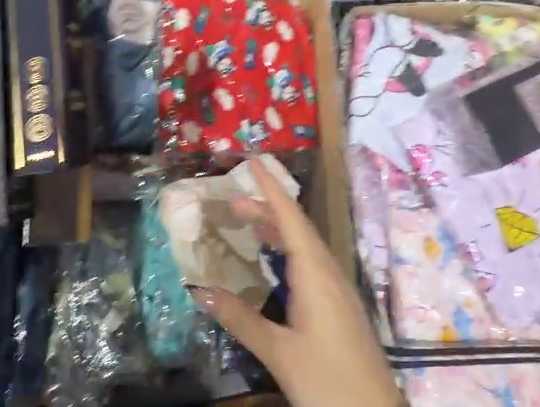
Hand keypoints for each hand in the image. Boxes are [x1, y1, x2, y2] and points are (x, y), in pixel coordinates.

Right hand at [191, 163, 402, 406]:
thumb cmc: (327, 380)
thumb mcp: (278, 352)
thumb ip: (241, 319)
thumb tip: (200, 291)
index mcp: (315, 273)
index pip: (290, 217)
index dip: (271, 187)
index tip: (253, 160)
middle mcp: (329, 272)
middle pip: (297, 228)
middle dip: (267, 208)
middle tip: (232, 203)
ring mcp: (338, 290)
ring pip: (305, 247)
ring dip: (278, 231)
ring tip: (247, 225)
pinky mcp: (340, 308)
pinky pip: (311, 264)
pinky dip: (288, 252)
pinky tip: (275, 265)